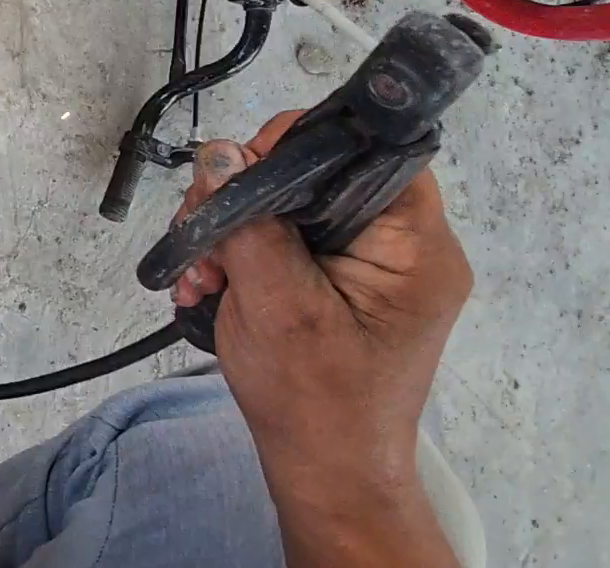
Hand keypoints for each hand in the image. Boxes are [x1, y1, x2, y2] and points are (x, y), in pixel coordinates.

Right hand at [171, 113, 472, 514]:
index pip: (371, 153)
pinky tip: (204, 280)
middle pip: (309, 174)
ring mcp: (357, 260)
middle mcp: (392, 243)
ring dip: (223, 226)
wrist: (321, 467)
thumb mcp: (277, 305)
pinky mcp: (324, 274)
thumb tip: (218, 152)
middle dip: (240, 194)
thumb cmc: (314, 395)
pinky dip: (230, 250)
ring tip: (198, 271)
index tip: (239, 167)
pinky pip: (271, 233)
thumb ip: (248, 223)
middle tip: (198, 231)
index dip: (303, 142)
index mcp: (411, 247)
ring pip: (279, 201)